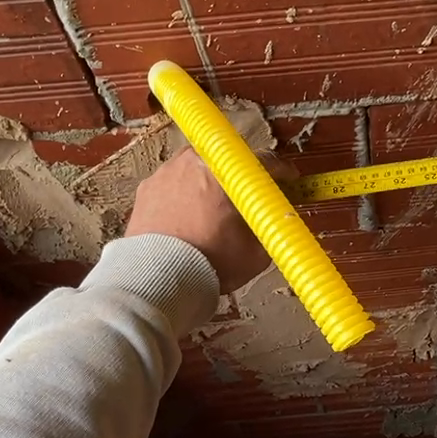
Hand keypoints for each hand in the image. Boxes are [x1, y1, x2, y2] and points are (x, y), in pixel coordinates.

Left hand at [127, 147, 292, 292]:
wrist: (157, 276)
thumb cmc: (208, 263)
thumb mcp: (256, 254)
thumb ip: (271, 231)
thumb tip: (276, 223)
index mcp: (229, 172)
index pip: (264, 162)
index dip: (281, 172)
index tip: (288, 180)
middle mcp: (197, 161)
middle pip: (229, 162)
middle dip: (242, 178)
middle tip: (250, 198)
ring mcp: (169, 171)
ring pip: (199, 170)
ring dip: (210, 185)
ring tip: (215, 212)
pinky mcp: (148, 186)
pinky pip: (175, 184)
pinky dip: (185, 196)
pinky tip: (189, 219)